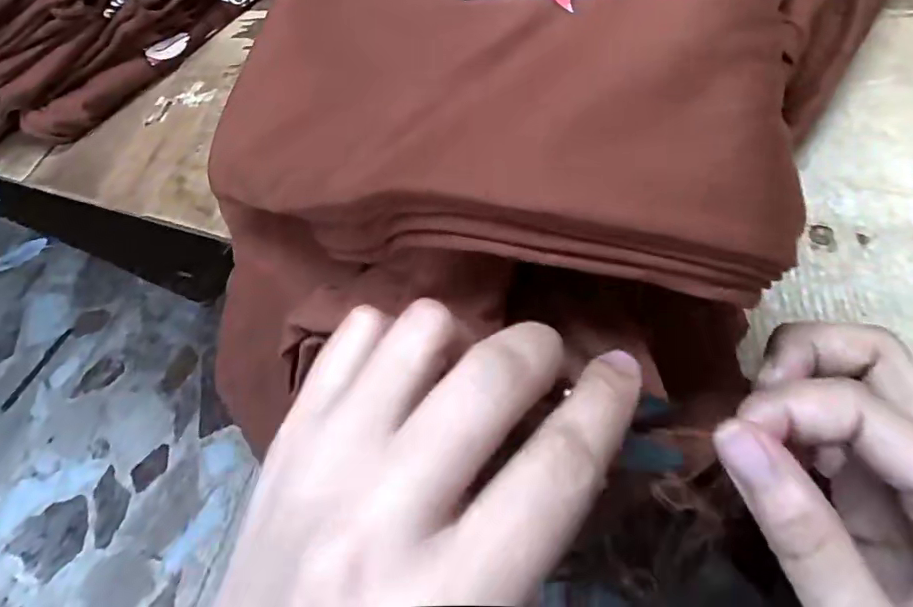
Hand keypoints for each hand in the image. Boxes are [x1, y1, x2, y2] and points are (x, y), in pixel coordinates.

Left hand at [212, 299, 643, 606]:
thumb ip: (529, 538)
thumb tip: (568, 435)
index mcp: (450, 592)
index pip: (555, 470)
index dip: (604, 407)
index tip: (623, 370)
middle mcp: (385, 507)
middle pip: (489, 379)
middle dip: (539, 350)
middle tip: (549, 363)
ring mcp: (327, 454)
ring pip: (417, 330)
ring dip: (461, 336)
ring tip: (466, 367)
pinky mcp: (289, 428)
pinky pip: (353, 333)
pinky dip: (391, 336)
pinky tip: (404, 370)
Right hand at [714, 323, 912, 605]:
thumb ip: (804, 536)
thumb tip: (727, 432)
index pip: (875, 409)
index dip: (794, 403)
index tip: (732, 433)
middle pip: (885, 364)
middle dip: (805, 358)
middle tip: (753, 401)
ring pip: (865, 380)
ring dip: (800, 379)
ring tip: (757, 422)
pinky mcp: (896, 506)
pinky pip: (844, 428)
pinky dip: (798, 419)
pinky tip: (770, 449)